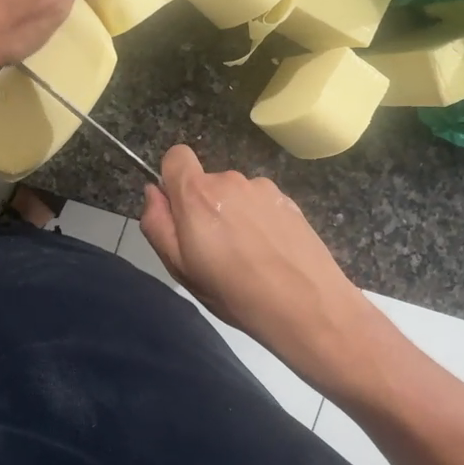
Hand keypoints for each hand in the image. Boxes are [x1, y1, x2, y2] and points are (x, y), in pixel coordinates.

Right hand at [140, 145, 382, 383]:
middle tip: (214, 252)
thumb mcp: (180, 269)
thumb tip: (153, 192)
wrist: (309, 308)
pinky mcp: (290, 201)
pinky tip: (271, 254)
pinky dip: (259, 221)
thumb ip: (158, 225)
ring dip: (233, 215)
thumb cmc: (235, 294)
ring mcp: (264, 189)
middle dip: (204, 208)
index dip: (172, 180)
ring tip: (247, 257)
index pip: (176, 156)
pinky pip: (260, 204)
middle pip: (206, 182)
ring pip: (234, 194)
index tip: (180, 214)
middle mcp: (231, 181)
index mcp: (198, 195)